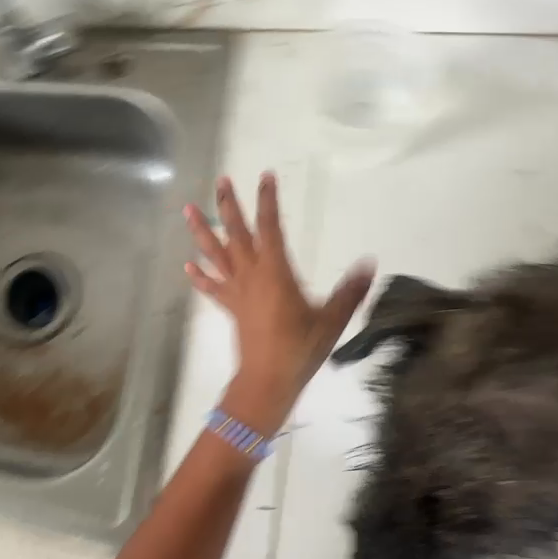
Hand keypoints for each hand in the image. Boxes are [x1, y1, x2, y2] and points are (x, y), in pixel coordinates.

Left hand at [184, 172, 373, 434]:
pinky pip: (211, 288)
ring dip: (201, 231)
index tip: (267, 176)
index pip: (270, 227)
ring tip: (187, 209)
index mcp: (275, 271)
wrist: (267, 381)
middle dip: (229, 205)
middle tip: (222, 180)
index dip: (268, 200)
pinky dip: (200, 276)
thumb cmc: (300, 349)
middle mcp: (251, 275)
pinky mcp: (230, 309)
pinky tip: (188, 264)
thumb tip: (370, 263)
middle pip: (236, 233)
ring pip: (215, 254)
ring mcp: (236, 291)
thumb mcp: (332, 320)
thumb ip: (350, 291)